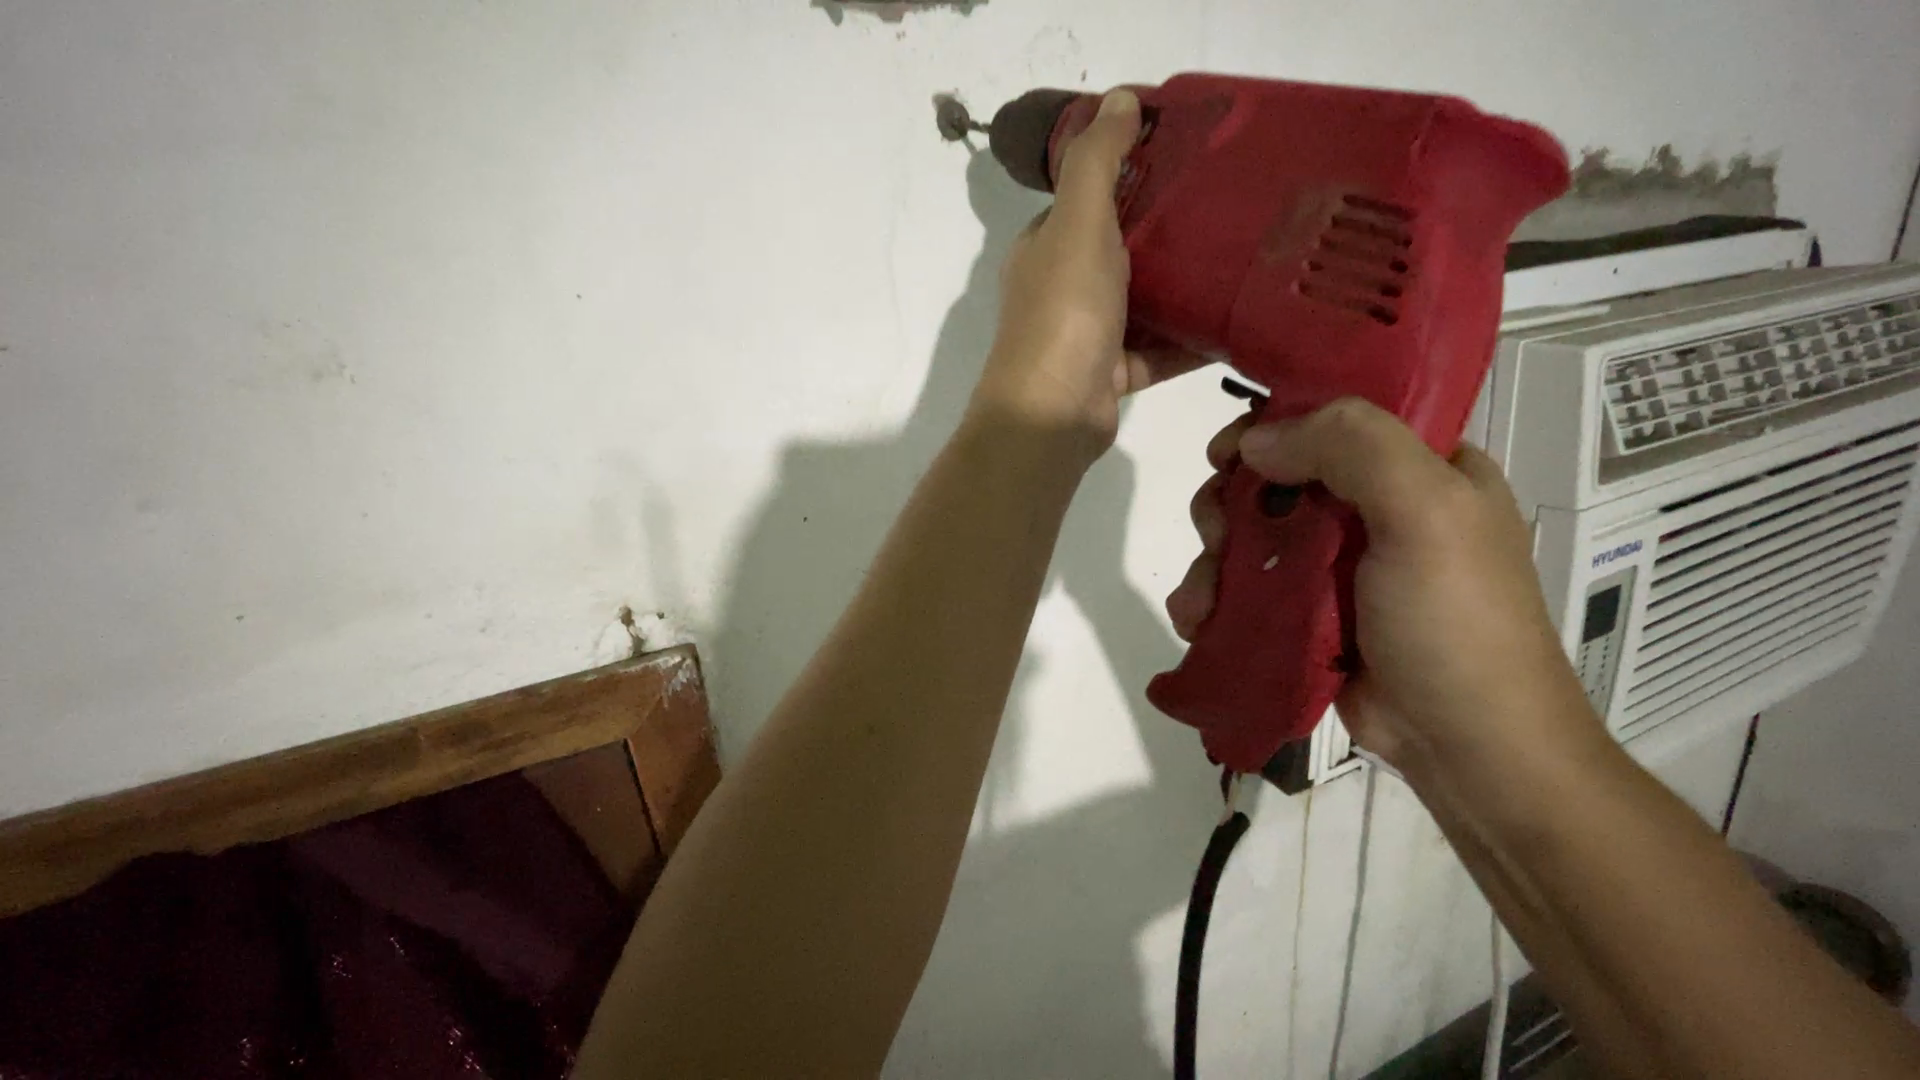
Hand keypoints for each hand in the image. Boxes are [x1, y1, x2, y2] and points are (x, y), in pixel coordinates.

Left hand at [971, 89, 1204, 457]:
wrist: (1051, 415)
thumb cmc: (1063, 313)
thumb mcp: (1079, 223)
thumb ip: (1097, 162)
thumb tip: (1120, 99)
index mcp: (1044, 249)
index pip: (1087, 202)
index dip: (1130, 179)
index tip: (1186, 163)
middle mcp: (1061, 290)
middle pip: (1120, 253)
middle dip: (1168, 235)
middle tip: (1230, 210)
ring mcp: (1086, 336)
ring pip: (1142, 305)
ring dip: (1183, 290)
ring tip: (1243, 263)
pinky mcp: (1111, 376)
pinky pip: (1157, 351)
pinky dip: (1189, 342)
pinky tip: (1233, 326)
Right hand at [1166, 399, 1607, 774]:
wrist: (1467, 746)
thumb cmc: (1456, 622)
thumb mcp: (1426, 513)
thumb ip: (1352, 449)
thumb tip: (1256, 442)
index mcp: (1422, 468)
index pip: (1337, 418)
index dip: (1276, 424)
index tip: (1228, 452)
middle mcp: (1378, 509)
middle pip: (1281, 477)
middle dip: (1233, 502)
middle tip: (1217, 530)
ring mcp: (1341, 565)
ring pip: (1254, 535)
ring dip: (1214, 561)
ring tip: (1200, 602)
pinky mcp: (1312, 615)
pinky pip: (1250, 588)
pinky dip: (1216, 600)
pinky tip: (1198, 622)